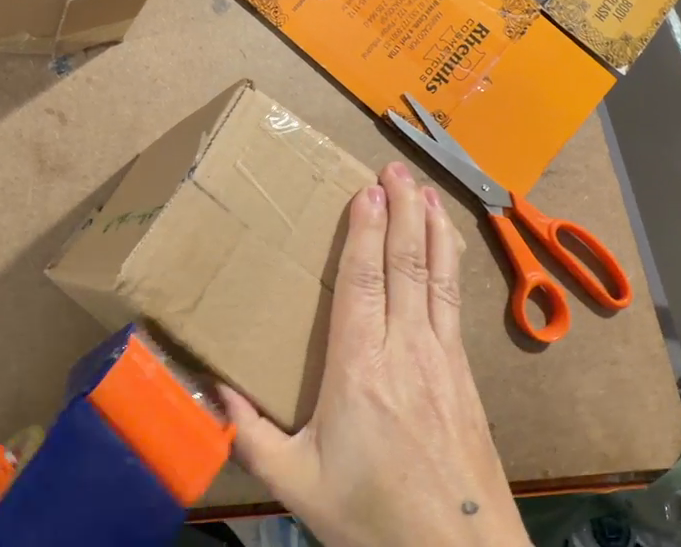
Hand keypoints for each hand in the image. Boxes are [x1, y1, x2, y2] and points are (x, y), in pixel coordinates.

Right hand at [218, 162, 529, 546]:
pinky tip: (448, 251)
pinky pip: (454, 306)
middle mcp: (406, 353)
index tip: (366, 190)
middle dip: (402, 212)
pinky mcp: (466, 381)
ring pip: (438, 280)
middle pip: (406, 266)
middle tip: (396, 168)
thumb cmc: (373, 518)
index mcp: (360, 369)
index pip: (362, 282)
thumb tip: (214, 388)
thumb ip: (250, 435)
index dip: (365, 231)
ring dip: (432, 229)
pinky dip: (450, 266)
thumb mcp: (296, 484)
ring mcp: (444, 364)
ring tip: (425, 190)